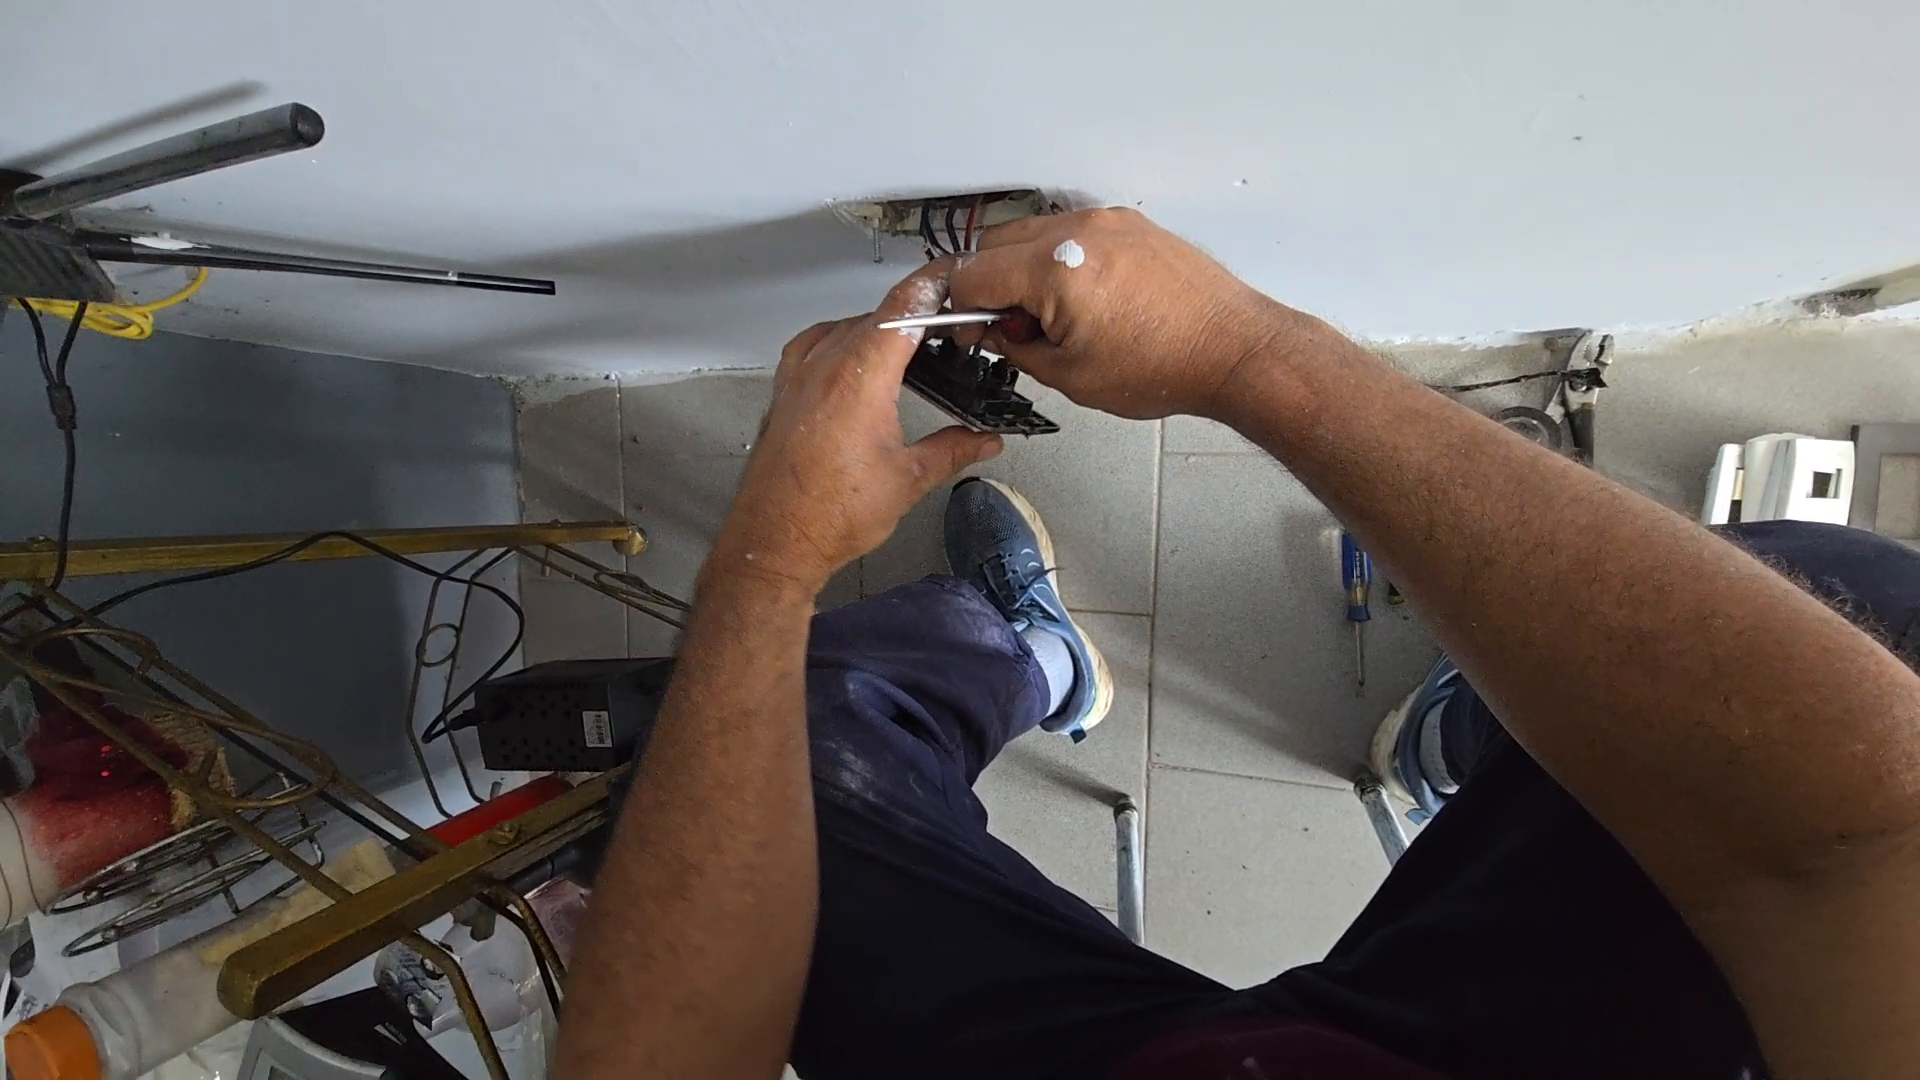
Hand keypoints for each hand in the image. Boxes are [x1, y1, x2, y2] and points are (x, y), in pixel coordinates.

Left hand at [707, 263, 1003, 594]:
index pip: (903, 309)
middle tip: (946, 330)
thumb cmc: (829, 515)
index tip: (954, 276)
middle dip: (914, 316)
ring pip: (843, 327)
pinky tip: (852, 361)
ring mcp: (798, 376)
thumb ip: (953, 451)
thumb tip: (985, 441)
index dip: (933, 285)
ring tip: (905, 347)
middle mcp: (824, 366)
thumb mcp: (908, 480)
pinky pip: (813, 345)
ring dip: (876, 329)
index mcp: (860, 377)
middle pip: (876, 316)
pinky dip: (840, 341)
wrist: (775, 541)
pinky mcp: (784, 393)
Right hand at [949, 207, 1294, 420]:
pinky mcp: (1129, 223)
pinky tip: (1078, 298)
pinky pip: (1071, 232)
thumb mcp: (1069, 375)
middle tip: (1004, 327)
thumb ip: (1015, 347)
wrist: (1231, 350)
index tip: (965, 330)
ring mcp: (1106, 220)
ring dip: (1020, 269)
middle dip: (987, 284)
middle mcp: (1077, 231)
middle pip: (994, 243)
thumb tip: (990, 332)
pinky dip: (1057, 259)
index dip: (958, 308)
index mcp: (1054, 269)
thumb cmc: (1164, 367)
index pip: (972, 274)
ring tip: (1049, 316)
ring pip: (1032, 233)